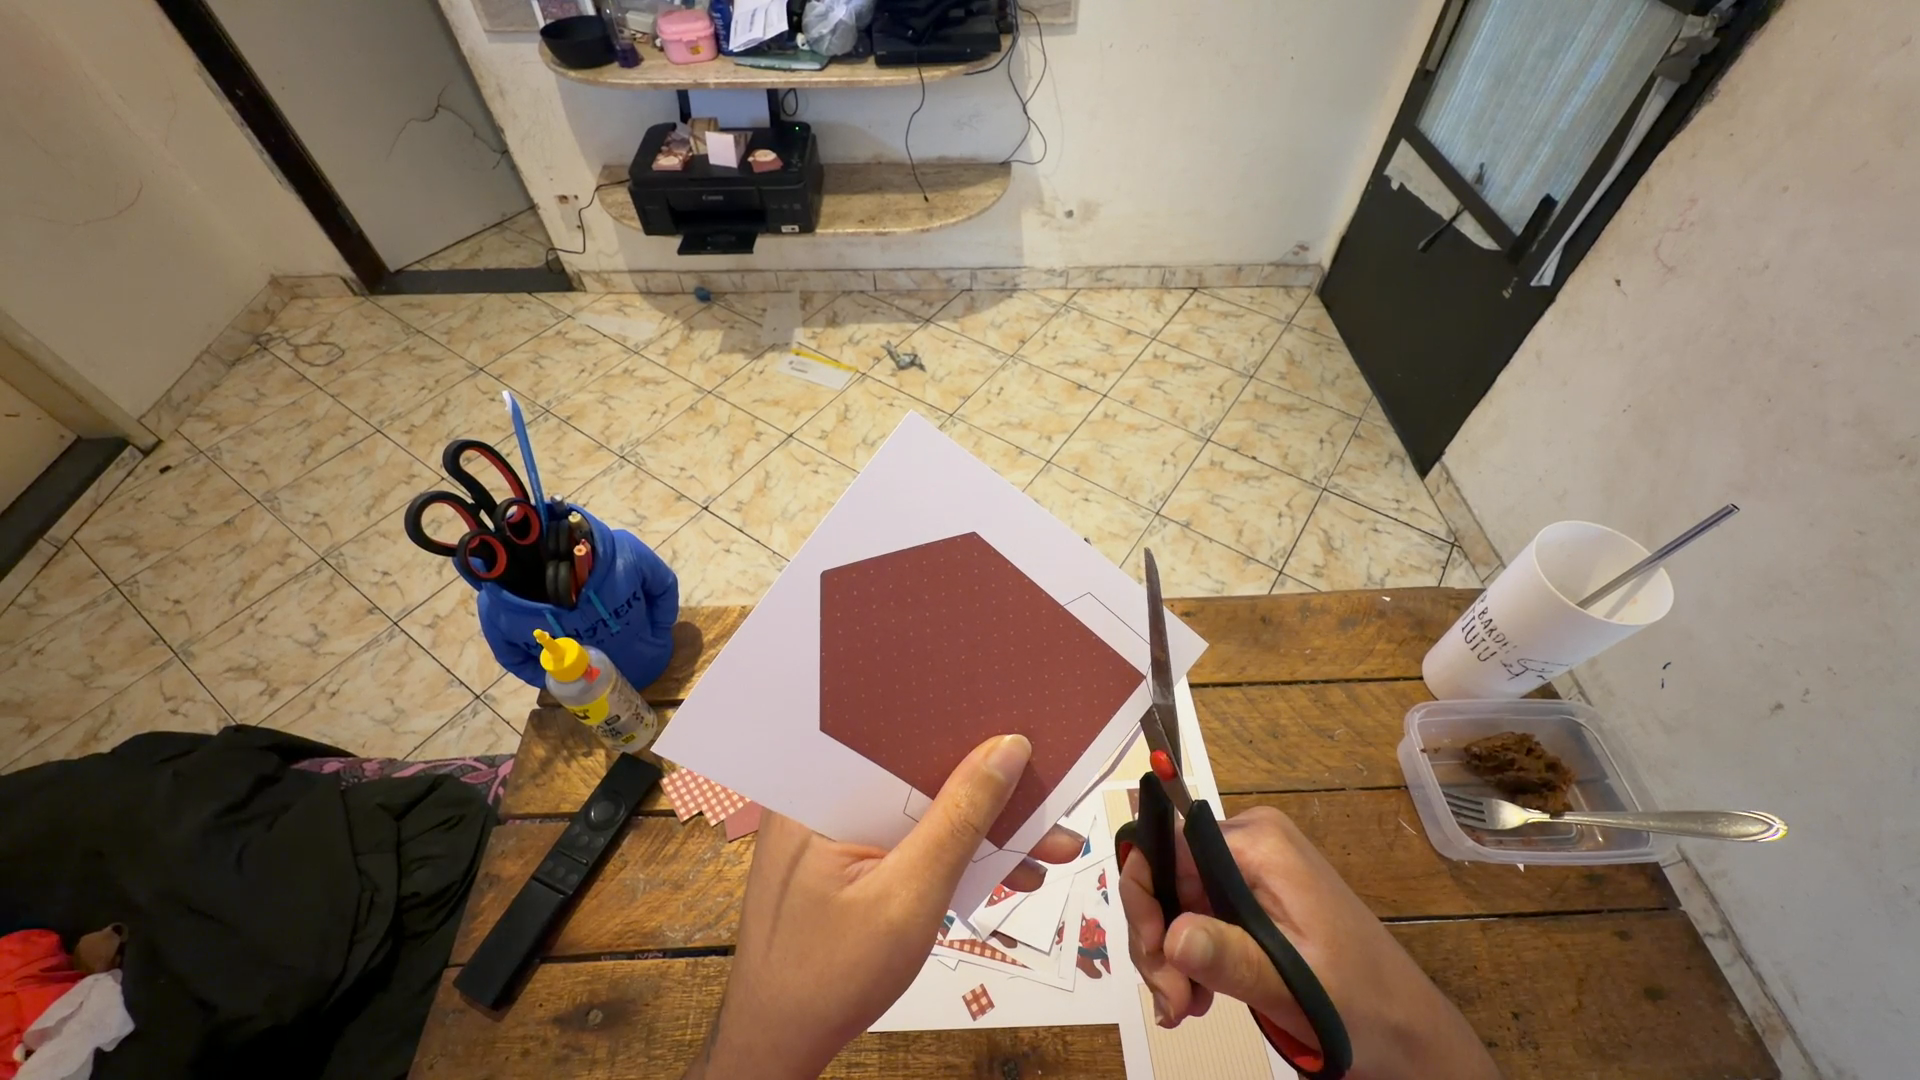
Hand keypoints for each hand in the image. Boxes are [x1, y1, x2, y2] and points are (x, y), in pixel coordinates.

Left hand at [685, 735, 1081, 1079]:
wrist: (776, 1050)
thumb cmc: (830, 976)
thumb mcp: (909, 895)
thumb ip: (959, 819)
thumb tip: (1009, 749)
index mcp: (817, 785)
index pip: (899, 736)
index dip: (963, 731)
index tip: (1022, 734)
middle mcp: (823, 795)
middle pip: (917, 774)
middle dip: (988, 791)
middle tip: (1049, 799)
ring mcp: (836, 831)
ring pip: (920, 810)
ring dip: (981, 830)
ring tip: (1050, 844)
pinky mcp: (849, 860)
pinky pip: (909, 840)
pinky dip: (953, 855)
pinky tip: (1009, 870)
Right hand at [1119, 805, 1499, 1079]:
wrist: (1410, 1030)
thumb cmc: (1360, 1004)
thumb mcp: (1291, 985)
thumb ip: (1229, 957)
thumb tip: (1169, 937)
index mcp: (1256, 843)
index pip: (1164, 844)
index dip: (1144, 899)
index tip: (1156, 961)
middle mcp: (1247, 839)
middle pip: (1164, 874)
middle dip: (1156, 939)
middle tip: (1172, 1003)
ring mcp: (1249, 864)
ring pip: (1173, 896)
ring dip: (1168, 953)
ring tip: (1184, 1007)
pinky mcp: (1251, 891)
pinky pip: (1195, 910)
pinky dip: (1186, 953)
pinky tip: (1195, 994)